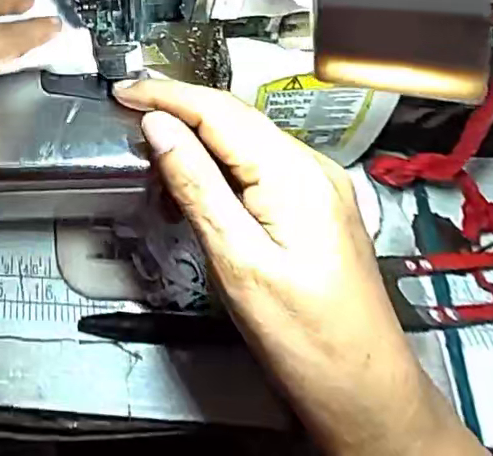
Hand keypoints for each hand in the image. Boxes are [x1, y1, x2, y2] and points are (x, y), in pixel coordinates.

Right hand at [114, 78, 485, 455]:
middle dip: (175, 101)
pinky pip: (254, 155)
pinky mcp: (312, 201)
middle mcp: (310, 166)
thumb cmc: (306, 339)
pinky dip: (214, 150)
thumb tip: (156, 125)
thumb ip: (195, 184)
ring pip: (241, 130)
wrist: (372, 400)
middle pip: (231, 112)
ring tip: (148, 130)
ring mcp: (316, 183)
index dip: (164, 94)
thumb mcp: (237, 261)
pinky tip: (190, 165)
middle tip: (125, 101)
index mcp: (294, 175)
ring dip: (192, 124)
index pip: (216, 110)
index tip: (120, 91)